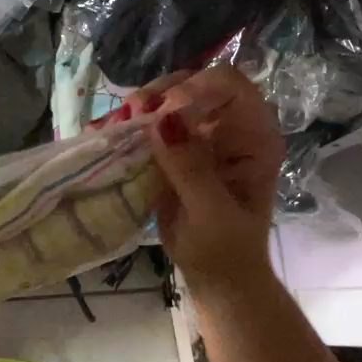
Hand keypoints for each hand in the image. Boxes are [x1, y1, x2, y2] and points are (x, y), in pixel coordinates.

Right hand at [121, 67, 284, 283]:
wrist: (216, 278)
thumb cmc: (225, 250)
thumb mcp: (211, 213)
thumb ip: (190, 167)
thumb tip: (161, 121)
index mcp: (254, 136)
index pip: (231, 86)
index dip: (197, 87)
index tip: (163, 110)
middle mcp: (229, 127)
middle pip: (194, 82)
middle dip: (160, 92)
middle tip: (131, 113)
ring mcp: (200, 135)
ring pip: (167, 97)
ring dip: (139, 105)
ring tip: (114, 123)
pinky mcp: (174, 148)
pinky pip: (150, 122)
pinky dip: (128, 123)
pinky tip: (107, 129)